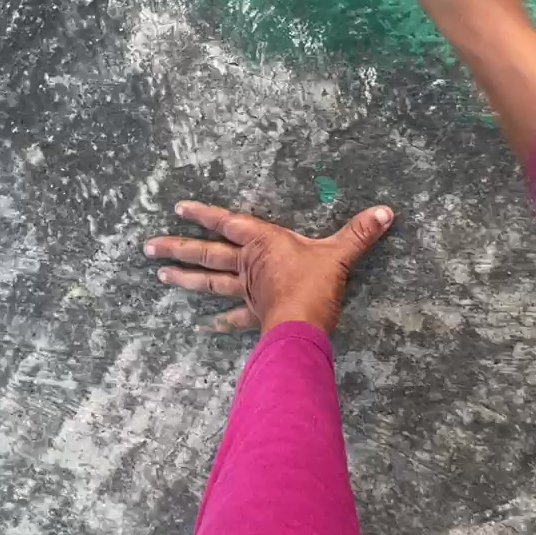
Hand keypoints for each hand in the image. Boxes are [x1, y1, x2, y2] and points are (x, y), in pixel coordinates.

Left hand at [146, 200, 395, 335]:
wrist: (304, 326)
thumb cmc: (316, 284)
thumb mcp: (340, 253)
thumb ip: (360, 232)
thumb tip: (387, 212)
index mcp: (263, 242)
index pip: (228, 223)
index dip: (203, 215)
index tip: (178, 208)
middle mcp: (249, 264)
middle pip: (206, 254)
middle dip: (177, 248)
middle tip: (147, 247)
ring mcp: (247, 291)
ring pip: (209, 282)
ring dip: (184, 278)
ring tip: (159, 275)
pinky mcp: (253, 315)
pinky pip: (231, 317)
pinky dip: (216, 321)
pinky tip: (198, 326)